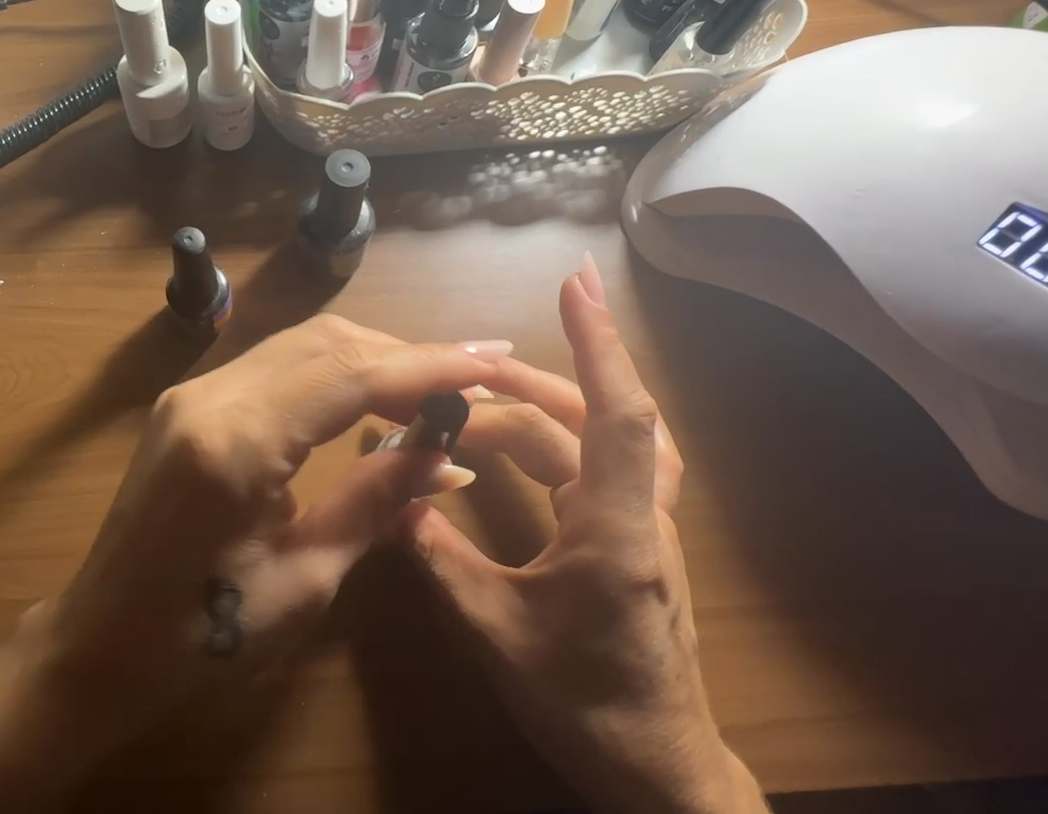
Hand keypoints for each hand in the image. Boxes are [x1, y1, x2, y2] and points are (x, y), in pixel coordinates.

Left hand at [0, 315, 526, 813]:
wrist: (100, 644)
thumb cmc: (202, 637)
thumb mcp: (305, 576)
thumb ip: (375, 500)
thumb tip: (445, 453)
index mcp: (234, 443)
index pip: (349, 376)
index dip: (429, 366)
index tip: (492, 360)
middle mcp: (207, 396)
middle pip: (324, 342)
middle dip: (405, 352)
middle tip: (475, 370)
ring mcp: (191, 393)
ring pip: (298, 345)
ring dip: (370, 354)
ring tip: (437, 380)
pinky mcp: (187, 403)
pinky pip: (272, 366)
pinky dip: (330, 370)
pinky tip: (370, 391)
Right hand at [403, 256, 765, 813]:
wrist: (657, 766)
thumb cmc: (582, 703)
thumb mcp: (494, 631)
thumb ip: (438, 557)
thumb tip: (390, 497)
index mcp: (615, 530)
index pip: (615, 415)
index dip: (595, 343)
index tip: (575, 282)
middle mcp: (640, 513)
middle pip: (593, 415)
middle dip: (526, 382)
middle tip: (459, 370)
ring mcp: (642, 523)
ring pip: (599, 436)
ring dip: (541, 405)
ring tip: (480, 395)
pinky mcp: (631, 536)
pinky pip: (600, 462)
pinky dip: (555, 436)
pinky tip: (515, 443)